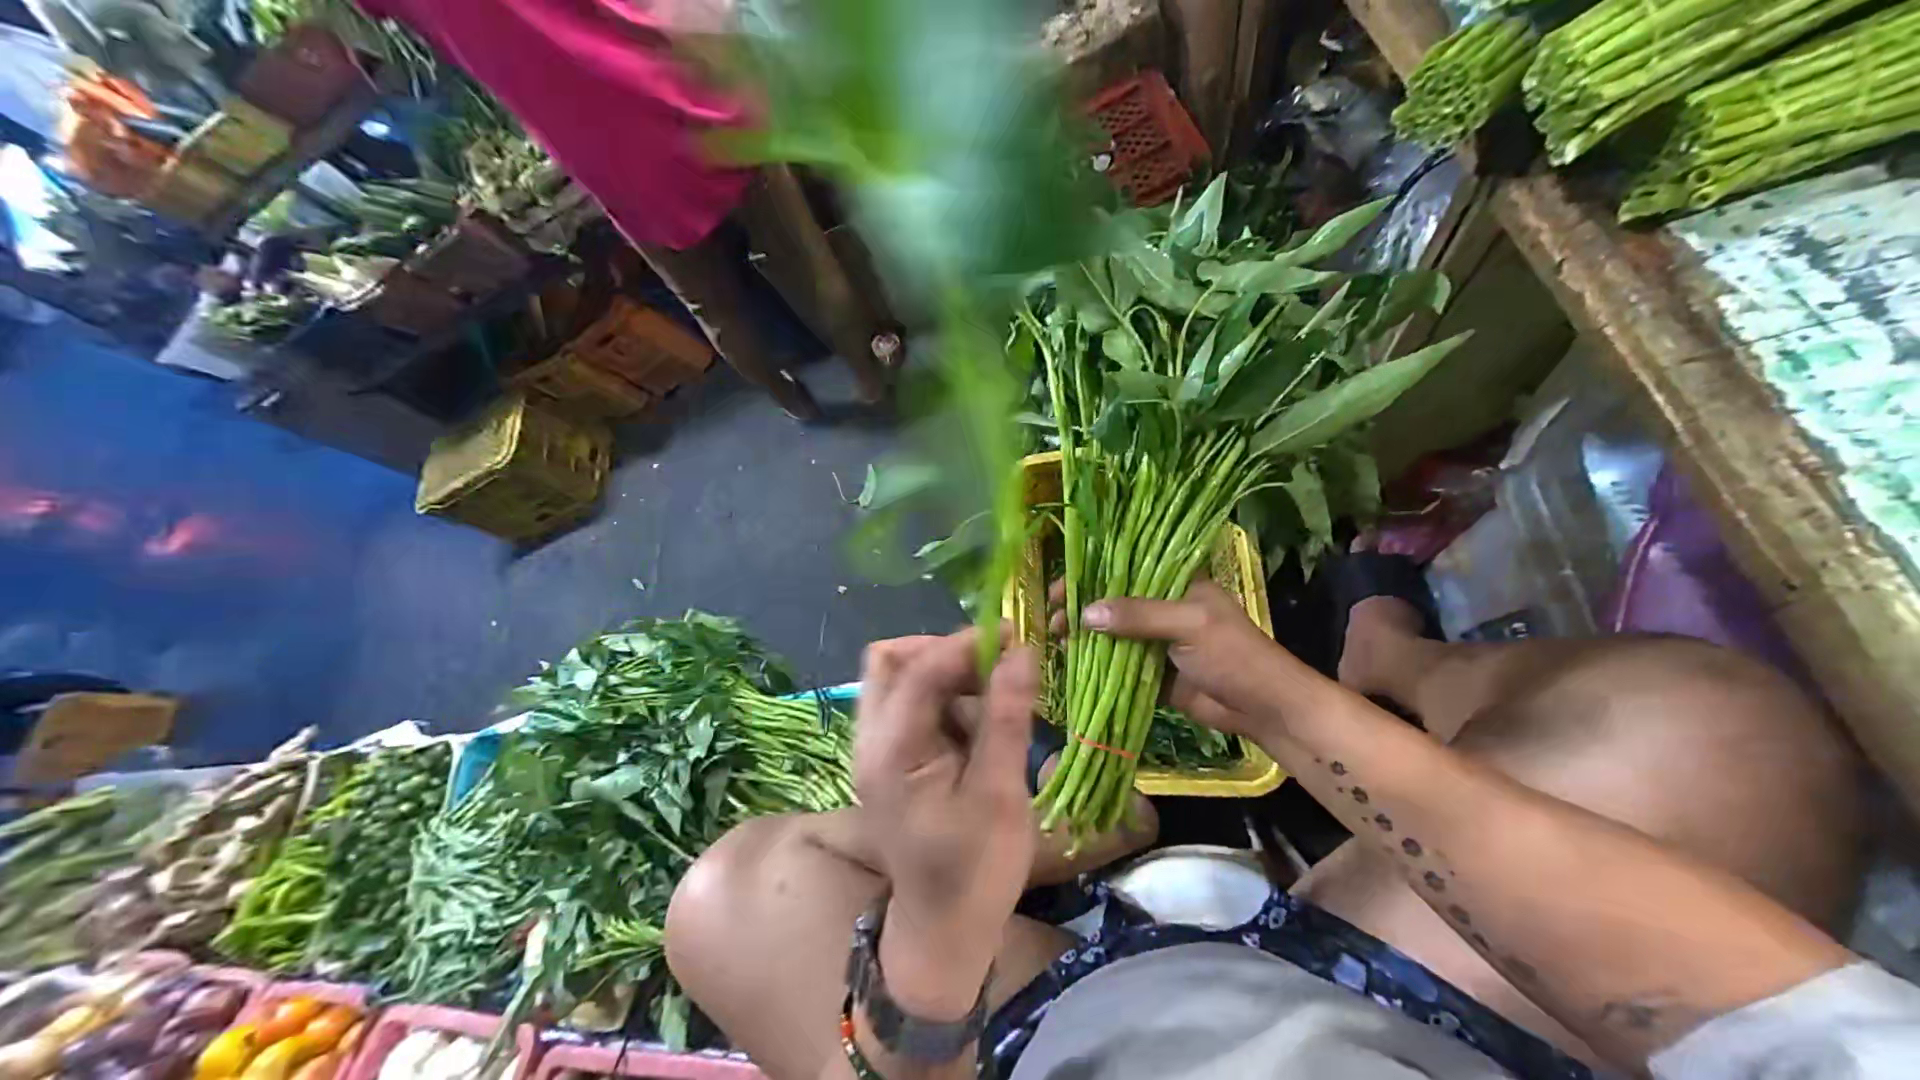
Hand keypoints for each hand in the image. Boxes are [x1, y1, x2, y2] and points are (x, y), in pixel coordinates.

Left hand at [854, 629, 1039, 1014]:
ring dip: (949, 676)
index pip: (919, 670)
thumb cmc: (975, 870)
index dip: (966, 643)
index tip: (1015, 635)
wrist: (943, 931)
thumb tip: (1023, 652)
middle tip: (995, 664)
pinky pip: (913, 705)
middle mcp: (871, 741)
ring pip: (902, 679)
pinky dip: (946, 700)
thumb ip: (1007, 718)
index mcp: (891, 752)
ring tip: (997, 701)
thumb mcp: (1000, 794)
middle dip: (945, 652)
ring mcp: (876, 748)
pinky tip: (981, 726)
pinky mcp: (892, 757)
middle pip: (891, 662)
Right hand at [1075, 580, 1312, 740]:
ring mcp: (1156, 640)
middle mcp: (1162, 606)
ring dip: (1084, 635)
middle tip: (1051, 617)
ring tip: (1055, 639)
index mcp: (1176, 582)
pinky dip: (1096, 663)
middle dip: (1081, 606)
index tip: (1061, 586)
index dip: (1091, 574)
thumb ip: (1139, 616)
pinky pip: (1118, 663)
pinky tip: (1070, 662)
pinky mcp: (1153, 671)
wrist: (1262, 708)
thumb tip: (1086, 614)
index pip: (1126, 568)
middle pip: (1113, 601)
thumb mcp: (1188, 624)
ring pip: (1112, 633)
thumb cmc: (1233, 654)